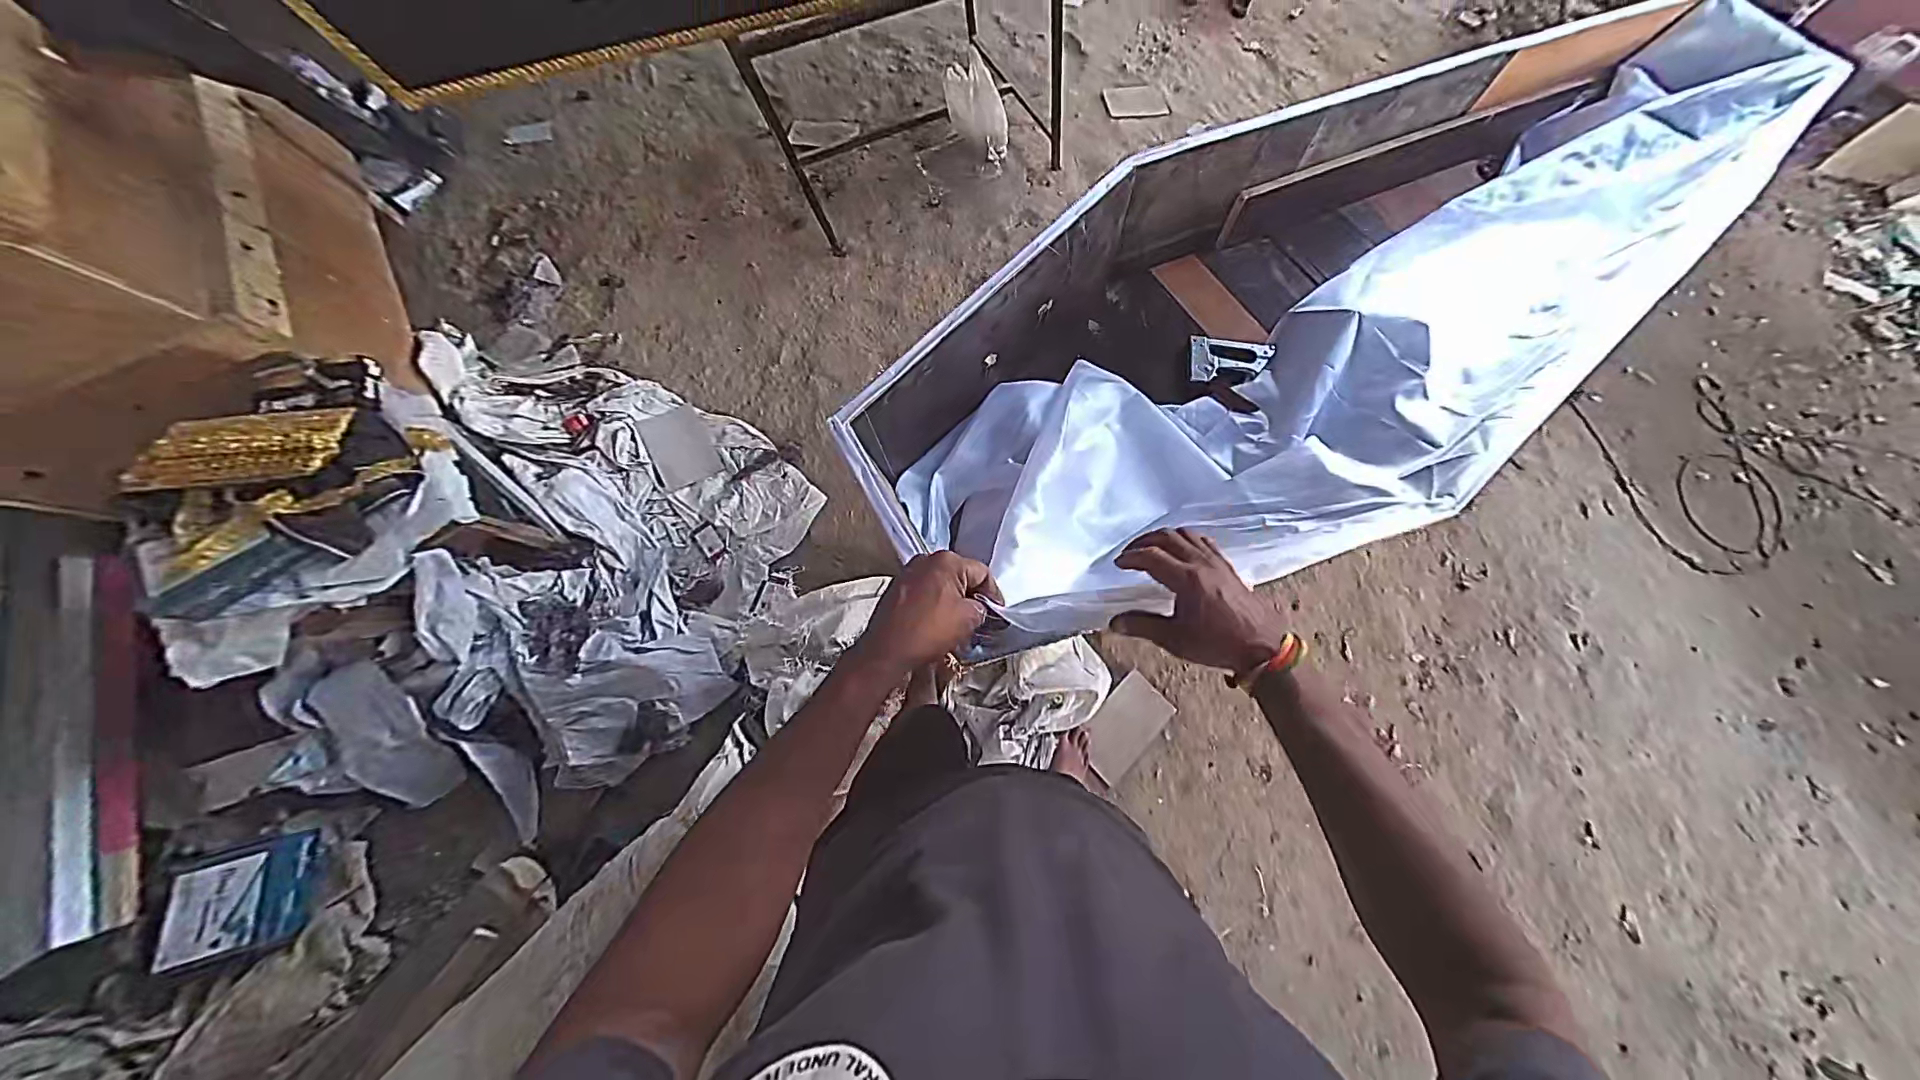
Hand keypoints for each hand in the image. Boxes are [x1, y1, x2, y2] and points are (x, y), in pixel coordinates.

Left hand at [848, 551, 1001, 675]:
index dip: (993, 594)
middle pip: (960, 577)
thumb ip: (981, 608)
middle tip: (980, 619)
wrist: (886, 651)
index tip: (997, 610)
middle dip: (971, 598)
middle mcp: (925, 561)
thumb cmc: (925, 632)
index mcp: (946, 561)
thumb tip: (978, 609)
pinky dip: (935, 607)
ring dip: (952, 603)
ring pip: (942, 586)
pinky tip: (938, 626)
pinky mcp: (897, 591)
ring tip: (959, 626)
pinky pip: (925, 594)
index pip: (981, 573)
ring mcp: (908, 574)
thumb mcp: (968, 620)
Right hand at [1111, 527, 1288, 672]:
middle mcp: (1202, 564)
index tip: (1119, 564)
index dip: (1131, 557)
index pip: (1151, 556)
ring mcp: (1217, 563)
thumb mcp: (1175, 639)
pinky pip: (1203, 541)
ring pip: (1185, 535)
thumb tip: (1116, 622)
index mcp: (1187, 579)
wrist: (1262, 647)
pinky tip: (1181, 551)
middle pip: (1167, 537)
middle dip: (1143, 542)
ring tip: (1151, 548)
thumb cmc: (1219, 644)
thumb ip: (1143, 626)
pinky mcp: (1227, 567)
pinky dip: (1185, 540)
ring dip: (1164, 537)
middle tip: (1129, 553)